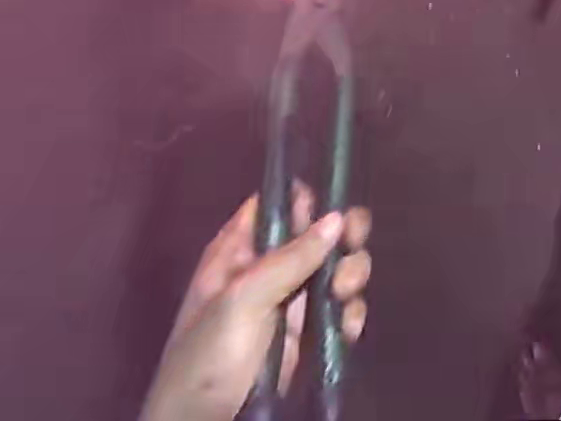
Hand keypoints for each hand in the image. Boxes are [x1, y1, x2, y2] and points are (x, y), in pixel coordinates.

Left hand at [140, 188, 372, 420]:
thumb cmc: (208, 360)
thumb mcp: (241, 303)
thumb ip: (291, 257)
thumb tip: (339, 216)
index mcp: (240, 252)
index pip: (277, 203)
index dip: (306, 200)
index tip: (327, 210)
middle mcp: (271, 267)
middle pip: (322, 228)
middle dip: (344, 236)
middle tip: (351, 246)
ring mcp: (293, 300)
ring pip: (340, 263)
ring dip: (352, 273)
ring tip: (343, 295)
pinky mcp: (311, 332)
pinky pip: (345, 306)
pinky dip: (352, 311)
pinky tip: (346, 327)